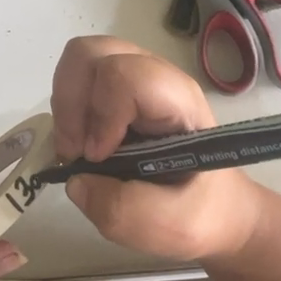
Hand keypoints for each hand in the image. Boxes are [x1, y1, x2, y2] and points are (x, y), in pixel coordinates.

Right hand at [50, 35, 267, 262]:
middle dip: (70, 101)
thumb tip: (75, 181)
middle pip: (93, 53)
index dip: (101, 113)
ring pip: (80, 60)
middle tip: (73, 149)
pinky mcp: (114, 85)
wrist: (214, 206)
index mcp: (177, 102)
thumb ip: (122, 211)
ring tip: (74, 148)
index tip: (97, 158)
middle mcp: (153, 75)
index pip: (125, 76)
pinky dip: (67, 108)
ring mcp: (132, 75)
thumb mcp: (171, 227)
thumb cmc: (200, 212)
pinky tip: (79, 142)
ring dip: (66, 105)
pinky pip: (77, 76)